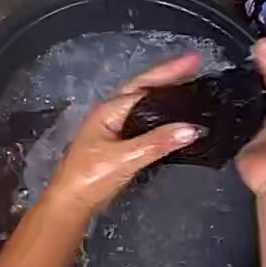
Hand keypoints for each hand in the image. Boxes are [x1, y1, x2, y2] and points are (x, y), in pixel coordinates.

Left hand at [40, 53, 204, 216]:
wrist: (70, 204)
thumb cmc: (90, 178)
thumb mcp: (124, 159)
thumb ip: (157, 143)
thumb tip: (192, 128)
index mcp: (110, 110)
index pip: (145, 86)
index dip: (169, 73)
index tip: (195, 61)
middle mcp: (112, 113)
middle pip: (144, 87)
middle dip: (169, 75)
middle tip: (195, 63)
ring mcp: (114, 127)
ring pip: (144, 103)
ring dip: (165, 91)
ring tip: (190, 82)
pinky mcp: (119, 143)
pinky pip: (145, 119)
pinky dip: (161, 113)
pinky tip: (174, 115)